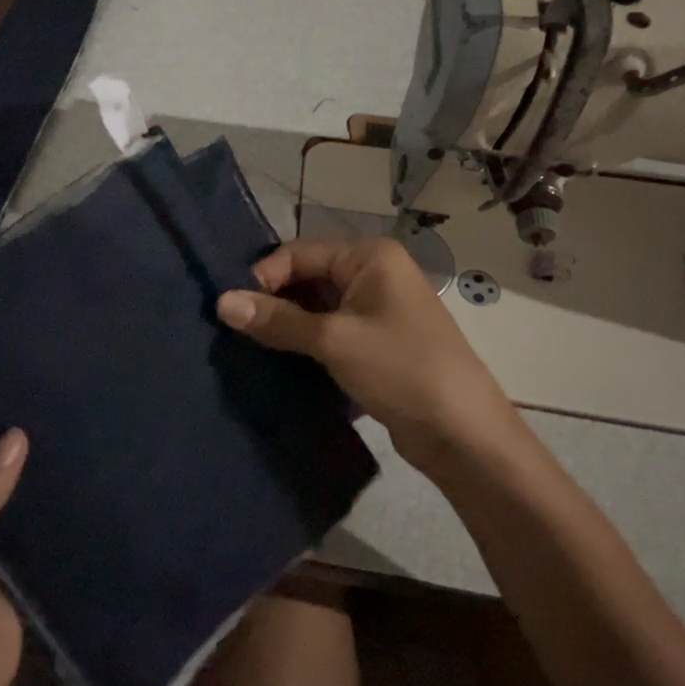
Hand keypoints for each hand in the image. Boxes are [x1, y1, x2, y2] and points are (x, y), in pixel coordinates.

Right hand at [216, 238, 520, 471]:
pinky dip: (306, 348)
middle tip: (235, 334)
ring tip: (250, 351)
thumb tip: (221, 302)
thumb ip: (276, 320)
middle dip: (273, 304)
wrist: (463, 433)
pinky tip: (279, 367)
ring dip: (287, 330)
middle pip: (307, 279)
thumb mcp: (334, 340)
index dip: (264, 278)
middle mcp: (375, 275)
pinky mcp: (377, 346)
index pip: (299, 252)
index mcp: (370, 257)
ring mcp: (378, 312)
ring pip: (317, 310)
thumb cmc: (401, 369)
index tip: (233, 312)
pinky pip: (331, 336)